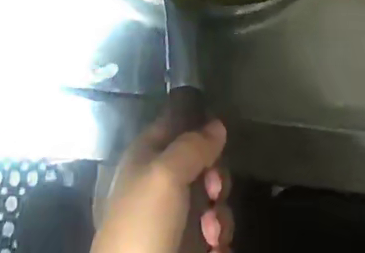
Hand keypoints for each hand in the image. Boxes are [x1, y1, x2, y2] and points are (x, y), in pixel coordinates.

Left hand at [92, 109, 230, 252]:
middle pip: (202, 167)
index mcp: (147, 156)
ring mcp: (176, 219)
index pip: (174, 125)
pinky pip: (216, 238)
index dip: (197, 127)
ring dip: (221, 218)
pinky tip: (215, 251)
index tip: (219, 135)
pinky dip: (220, 244)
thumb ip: (191, 147)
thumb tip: (217, 124)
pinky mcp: (189, 249)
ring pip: (213, 205)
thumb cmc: (143, 221)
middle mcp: (162, 184)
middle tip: (215, 192)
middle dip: (217, 179)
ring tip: (212, 235)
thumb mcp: (165, 174)